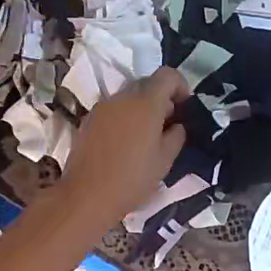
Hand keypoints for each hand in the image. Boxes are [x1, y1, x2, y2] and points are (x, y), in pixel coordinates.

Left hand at [57, 67, 188, 224]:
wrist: (86, 195)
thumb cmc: (132, 179)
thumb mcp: (165, 160)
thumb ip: (176, 135)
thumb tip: (176, 124)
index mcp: (145, 103)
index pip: (167, 75)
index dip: (180, 86)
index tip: (184, 108)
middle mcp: (121, 98)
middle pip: (146, 84)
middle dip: (160, 99)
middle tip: (167, 125)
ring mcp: (100, 108)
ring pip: (127, 97)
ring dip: (140, 109)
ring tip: (146, 137)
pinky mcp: (87, 120)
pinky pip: (111, 111)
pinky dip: (122, 118)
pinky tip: (124, 144)